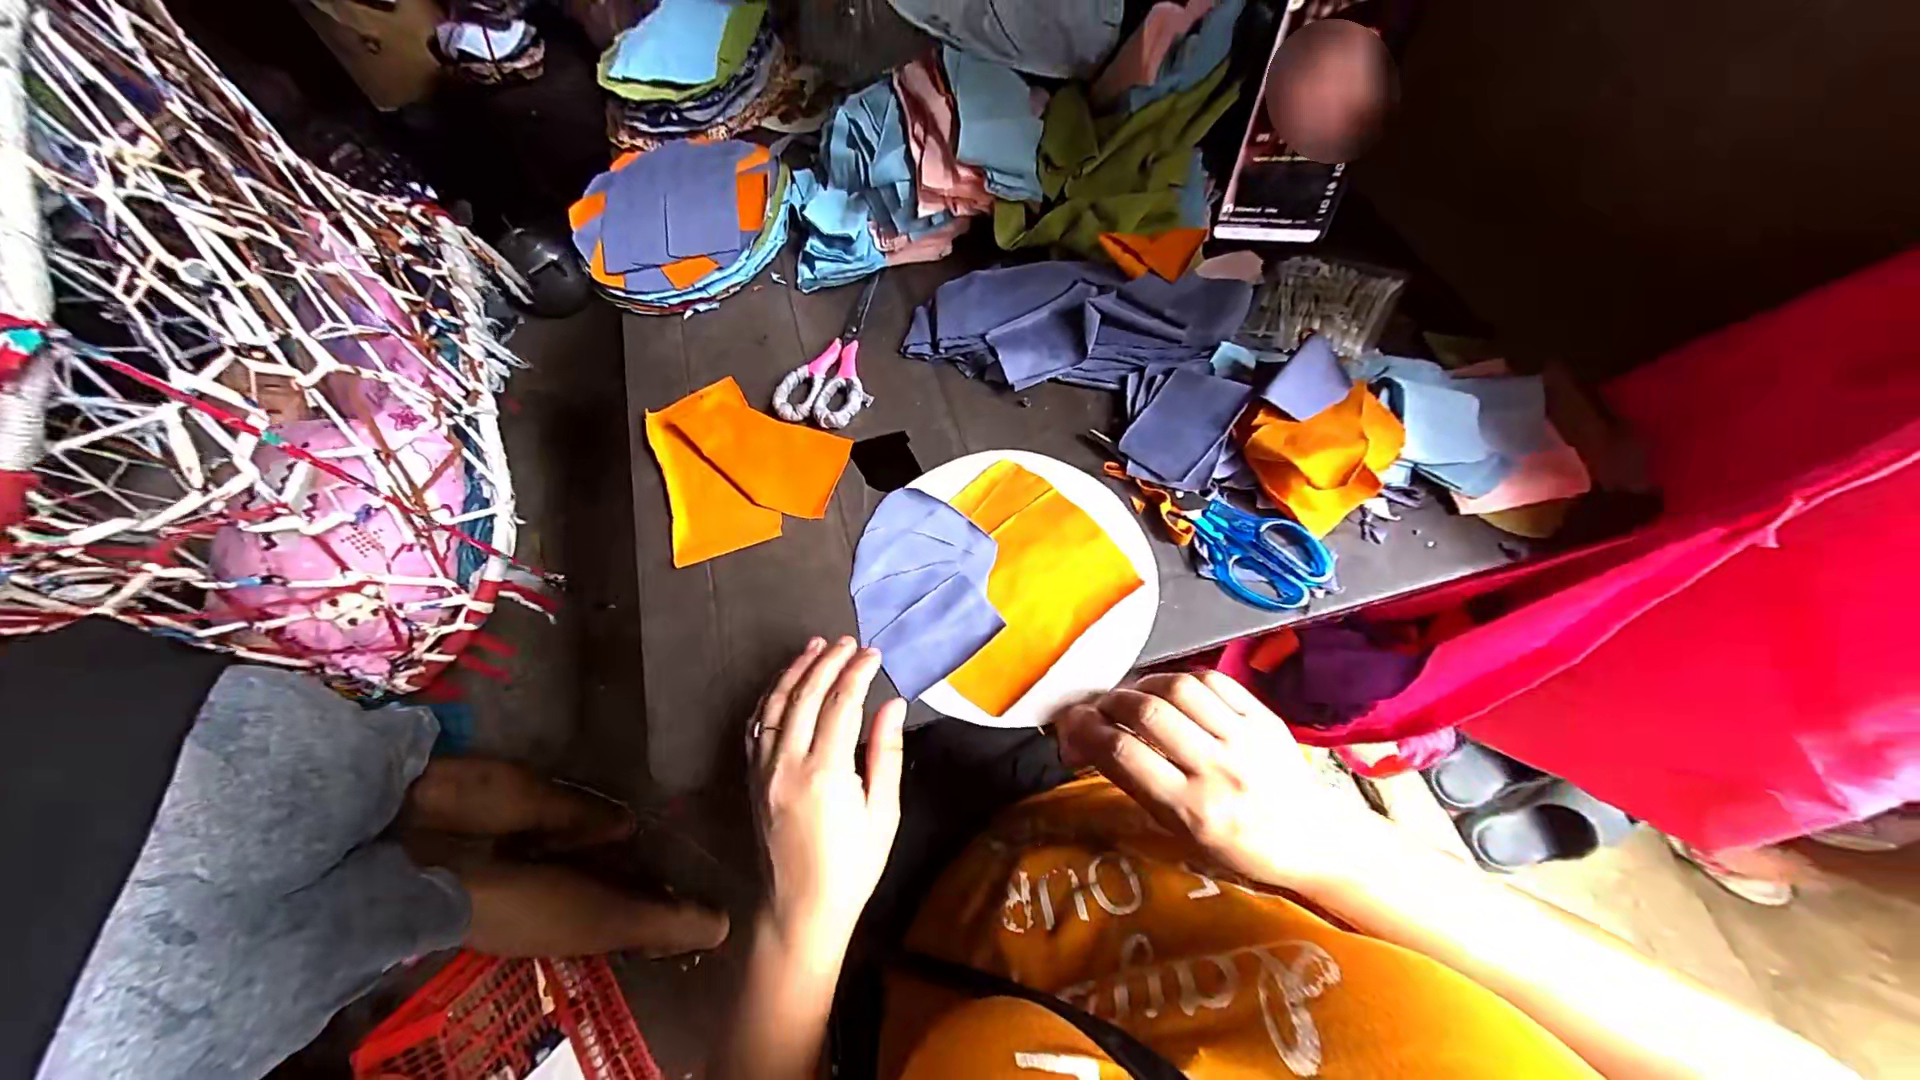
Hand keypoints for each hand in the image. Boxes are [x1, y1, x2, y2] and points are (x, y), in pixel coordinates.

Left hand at [747, 637, 904, 958]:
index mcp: (825, 774)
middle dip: (828, 661)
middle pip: (807, 695)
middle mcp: (787, 765)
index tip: (874, 653)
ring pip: (776, 704)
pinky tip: (785, 682)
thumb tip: (893, 703)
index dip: (859, 672)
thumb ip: (886, 753)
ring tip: (815, 646)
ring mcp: (763, 770)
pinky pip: (757, 726)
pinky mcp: (751, 778)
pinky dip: (771, 697)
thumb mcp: (883, 813)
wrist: (800, 910)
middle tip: (848, 641)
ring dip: (796, 670)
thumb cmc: (852, 865)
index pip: (842, 704)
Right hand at [1055, 671, 1382, 889]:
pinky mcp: (1263, 716)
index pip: (1124, 754)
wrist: (1312, 840)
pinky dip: (1178, 678)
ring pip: (1176, 688)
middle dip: (1109, 702)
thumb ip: (1136, 782)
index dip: (1087, 730)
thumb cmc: (1235, 845)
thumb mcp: (1178, 831)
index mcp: (1192, 809)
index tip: (1072, 725)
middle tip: (1099, 708)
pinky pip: (1210, 679)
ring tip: (1132, 695)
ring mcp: (1244, 739)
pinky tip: (1168, 689)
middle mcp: (1218, 770)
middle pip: (1146, 713)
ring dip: (1141, 685)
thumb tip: (1089, 739)